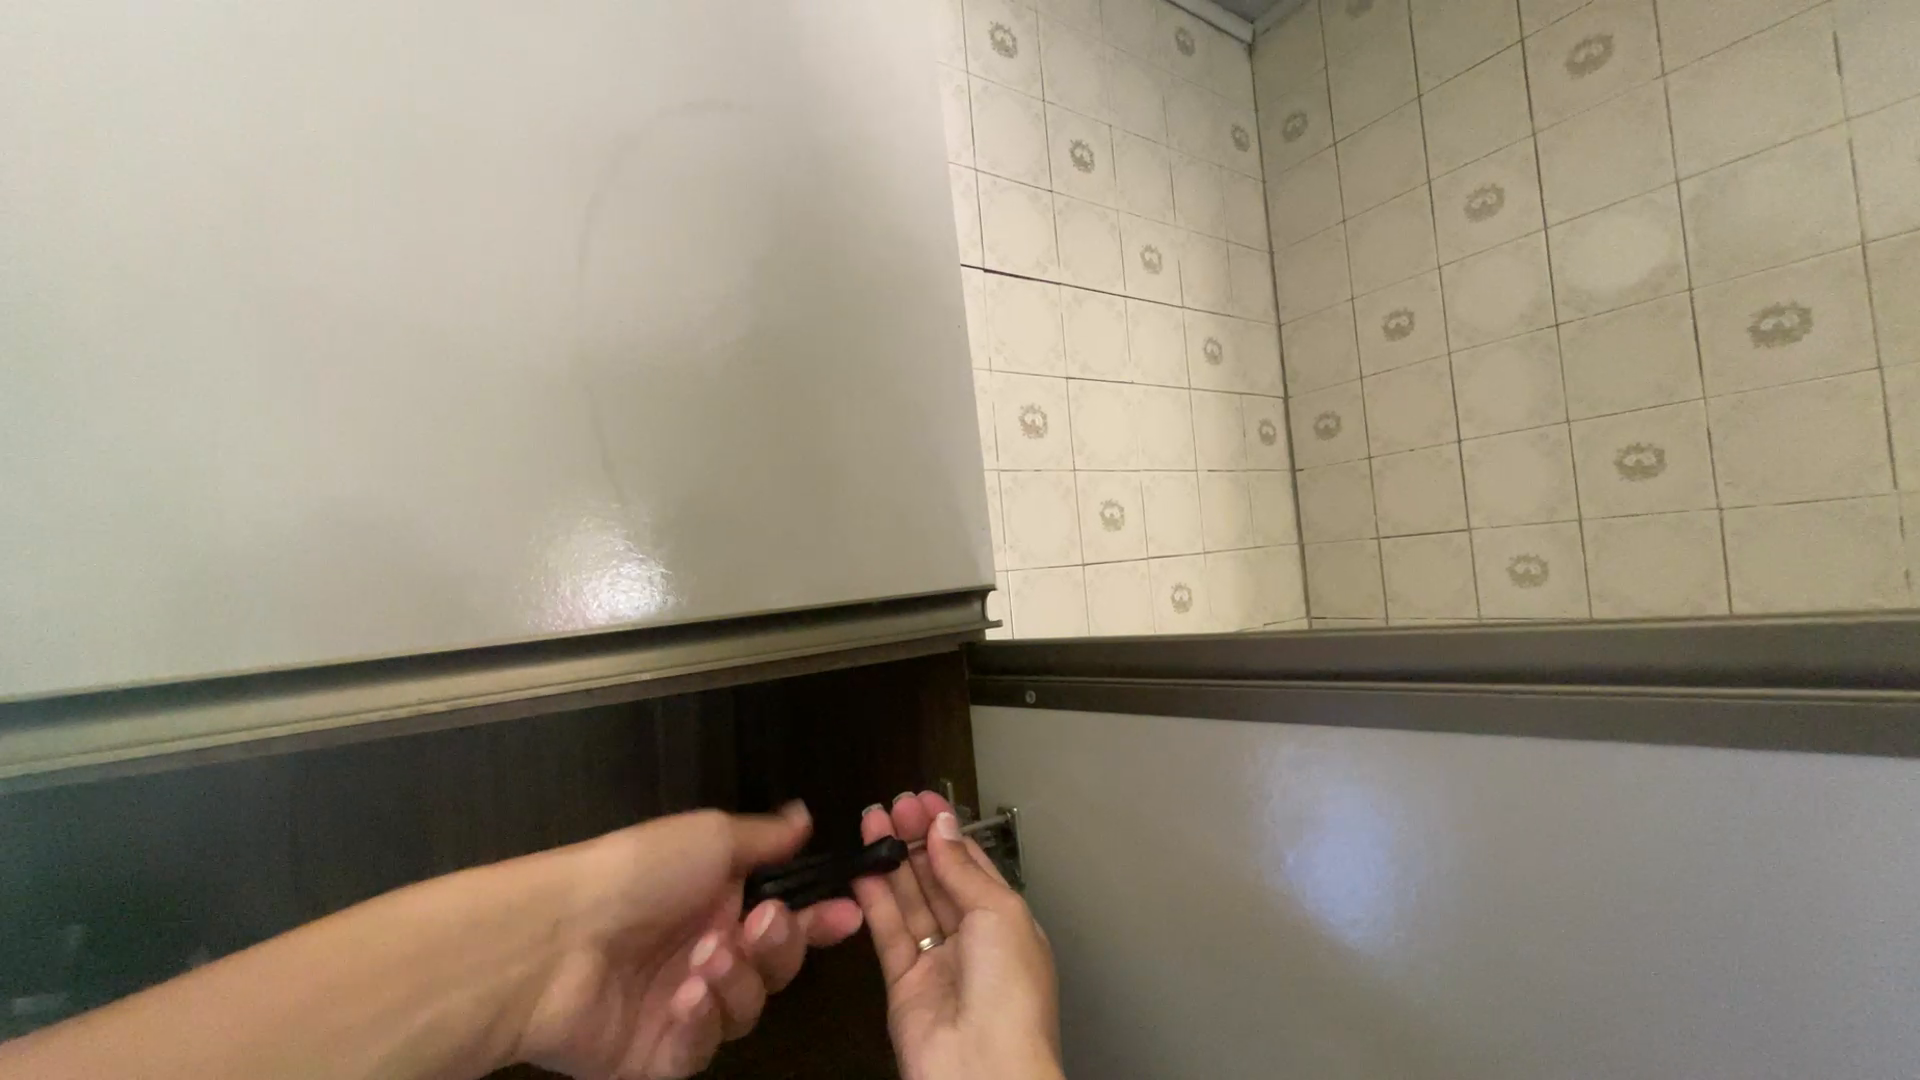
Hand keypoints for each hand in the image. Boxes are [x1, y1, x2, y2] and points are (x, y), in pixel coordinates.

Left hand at [514, 804, 863, 1078]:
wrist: (557, 941)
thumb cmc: (642, 875)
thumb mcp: (711, 836)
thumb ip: (767, 837)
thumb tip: (805, 815)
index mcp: (724, 900)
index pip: (789, 912)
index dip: (821, 916)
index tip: (850, 914)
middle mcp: (711, 949)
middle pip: (778, 963)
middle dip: (779, 945)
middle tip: (758, 927)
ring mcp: (686, 1005)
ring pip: (748, 1007)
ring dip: (735, 982)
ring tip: (702, 964)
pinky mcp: (660, 1055)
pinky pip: (704, 1048)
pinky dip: (699, 1024)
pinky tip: (680, 1003)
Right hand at [853, 792, 1062, 1079]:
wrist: (983, 1072)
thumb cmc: (1010, 989)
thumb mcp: (998, 913)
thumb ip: (962, 868)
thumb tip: (942, 824)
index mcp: (1006, 922)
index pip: (972, 864)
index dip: (947, 831)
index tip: (924, 800)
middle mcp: (972, 939)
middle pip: (938, 878)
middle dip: (916, 839)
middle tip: (894, 804)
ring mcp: (937, 961)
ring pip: (910, 900)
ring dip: (891, 860)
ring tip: (871, 820)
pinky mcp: (903, 983)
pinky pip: (888, 932)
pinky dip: (874, 898)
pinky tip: (861, 867)